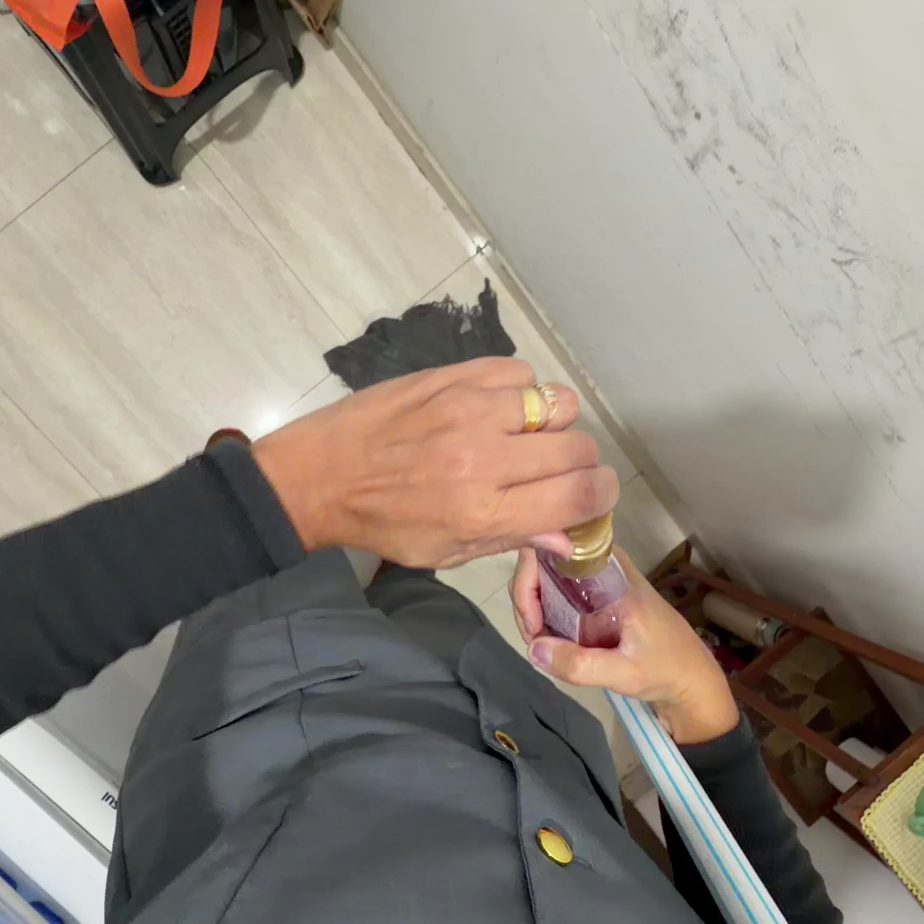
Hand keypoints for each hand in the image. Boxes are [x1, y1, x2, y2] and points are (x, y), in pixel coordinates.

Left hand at [252, 358, 618, 567]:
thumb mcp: (446, 551)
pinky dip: (519, 391)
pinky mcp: (450, 377)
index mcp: (483, 512)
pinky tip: (496, 408)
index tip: (595, 492)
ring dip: (552, 423)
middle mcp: (484, 459)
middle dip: (580, 462)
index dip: (602, 494)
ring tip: (524, 434)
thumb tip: (569, 533)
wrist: (321, 475)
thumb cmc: (385, 523)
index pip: (579, 495)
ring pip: (556, 402)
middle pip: (577, 448)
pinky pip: (519, 371)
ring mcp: (468, 410)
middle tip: (555, 468)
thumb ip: (512, 538)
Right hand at [509, 548, 739, 744]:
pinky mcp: (592, 597)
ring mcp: (595, 581)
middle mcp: (600, 566)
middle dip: (526, 600)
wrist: (692, 681)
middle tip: (534, 639)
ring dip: (532, 610)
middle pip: (542, 563)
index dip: (529, 579)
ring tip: (541, 645)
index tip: (533, 622)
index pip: (553, 549)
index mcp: (611, 571)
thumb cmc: (666, 670)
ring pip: (544, 580)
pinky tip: (549, 642)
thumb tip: (534, 648)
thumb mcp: (626, 673)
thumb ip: (581, 664)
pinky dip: (542, 616)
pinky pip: (554, 595)